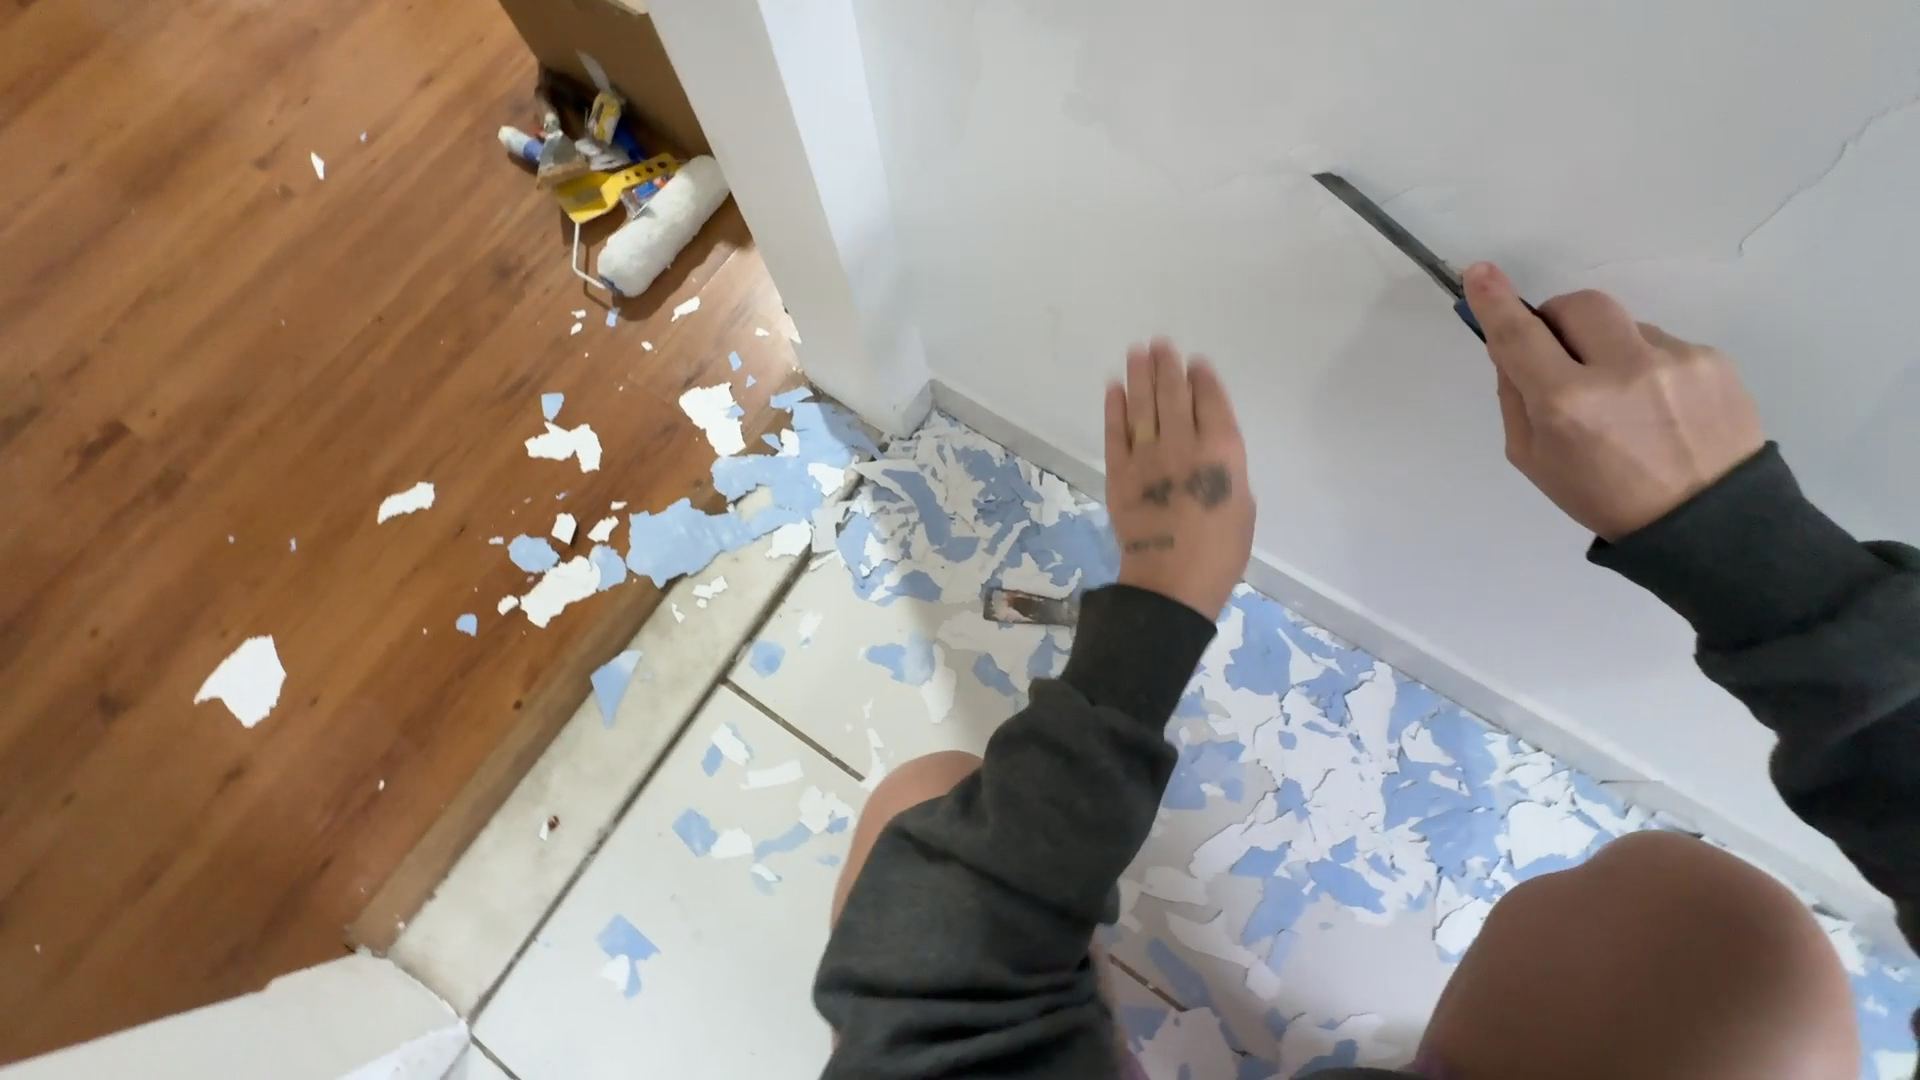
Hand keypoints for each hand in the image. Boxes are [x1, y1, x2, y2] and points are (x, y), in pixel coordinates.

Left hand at [1104, 338, 1254, 619]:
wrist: (1172, 580)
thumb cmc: (1219, 551)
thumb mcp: (1241, 504)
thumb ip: (1226, 467)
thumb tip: (1210, 448)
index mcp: (1223, 451)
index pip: (1211, 401)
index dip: (1202, 379)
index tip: (1194, 362)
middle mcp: (1184, 444)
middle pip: (1174, 395)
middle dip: (1167, 367)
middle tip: (1159, 344)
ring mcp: (1147, 456)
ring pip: (1143, 406)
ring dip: (1140, 376)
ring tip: (1138, 352)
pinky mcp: (1119, 473)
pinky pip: (1115, 433)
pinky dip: (1114, 408)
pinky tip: (1114, 388)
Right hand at [1462, 263, 1765, 540]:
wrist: (1704, 518)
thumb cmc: (1597, 492)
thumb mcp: (1531, 455)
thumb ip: (1516, 396)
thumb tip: (1512, 348)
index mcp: (1566, 403)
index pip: (1520, 336)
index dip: (1495, 301)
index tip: (1479, 273)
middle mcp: (1621, 370)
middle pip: (1578, 305)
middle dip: (1556, 317)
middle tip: (1554, 351)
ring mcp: (1675, 360)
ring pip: (1620, 325)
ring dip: (1603, 348)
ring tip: (1618, 399)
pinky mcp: (1712, 359)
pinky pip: (1658, 343)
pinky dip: (1642, 363)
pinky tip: (1653, 404)